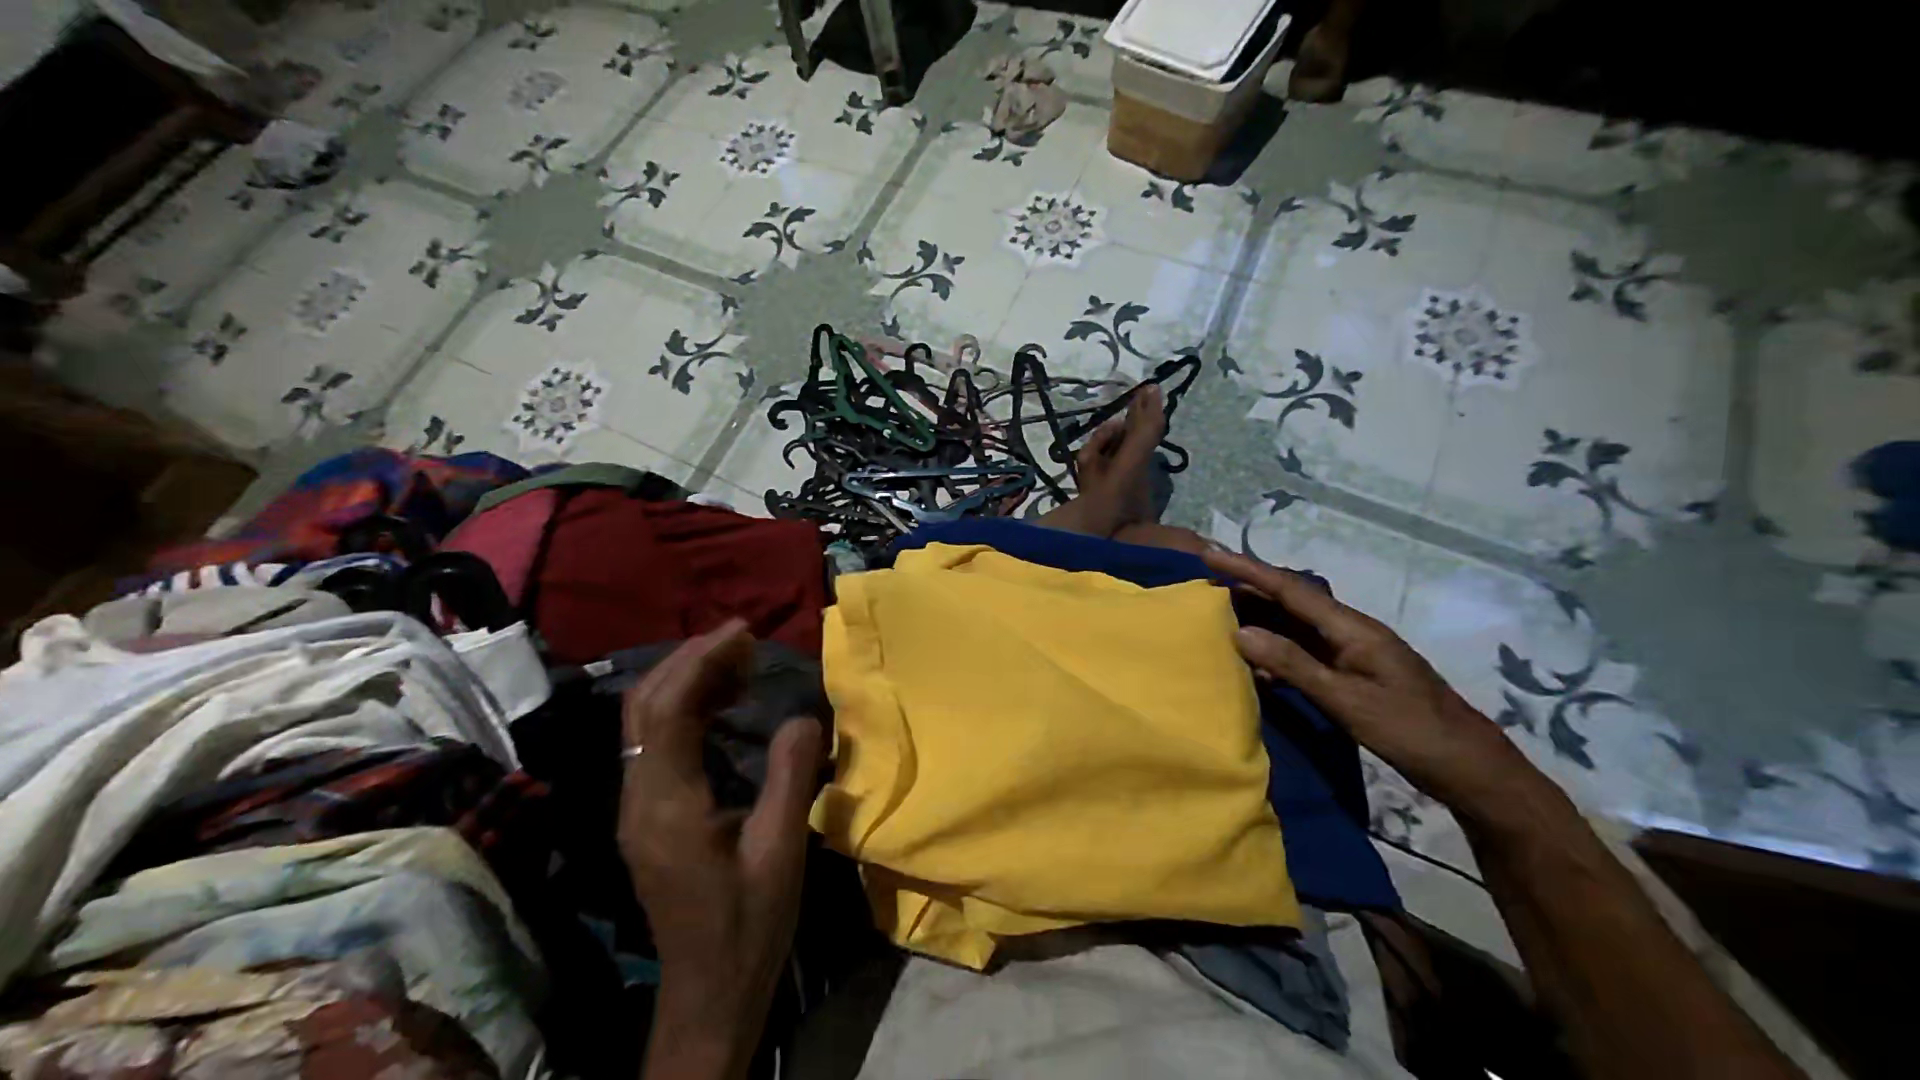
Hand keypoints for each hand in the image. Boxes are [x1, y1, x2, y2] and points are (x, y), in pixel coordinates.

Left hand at [617, 621, 823, 1079]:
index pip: (668, 710)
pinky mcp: (647, 814)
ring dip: (687, 681)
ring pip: (644, 722)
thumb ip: (790, 777)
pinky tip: (723, 704)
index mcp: (667, 805)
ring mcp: (636, 806)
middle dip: (689, 660)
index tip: (743, 633)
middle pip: (644, 706)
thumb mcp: (781, 851)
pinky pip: (656, 743)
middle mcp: (638, 798)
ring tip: (739, 660)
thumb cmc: (750, 923)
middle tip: (742, 638)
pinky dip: (686, 708)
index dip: (702, 661)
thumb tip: (804, 716)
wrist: (709, 988)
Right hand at [1201, 549, 1546, 818]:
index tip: (1210, 554)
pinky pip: (1302, 650)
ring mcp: (1350, 651)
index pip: (1290, 589)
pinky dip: (1273, 648)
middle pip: (1290, 600)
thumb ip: (1293, 664)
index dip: (1247, 569)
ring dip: (1257, 616)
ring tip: (1217, 613)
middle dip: (1247, 587)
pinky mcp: (1350, 672)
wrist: (1467, 766)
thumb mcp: (1347, 700)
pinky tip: (1252, 659)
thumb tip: (1240, 632)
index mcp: (1351, 627)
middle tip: (1204, 581)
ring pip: (1294, 624)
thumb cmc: (1410, 730)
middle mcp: (1348, 630)